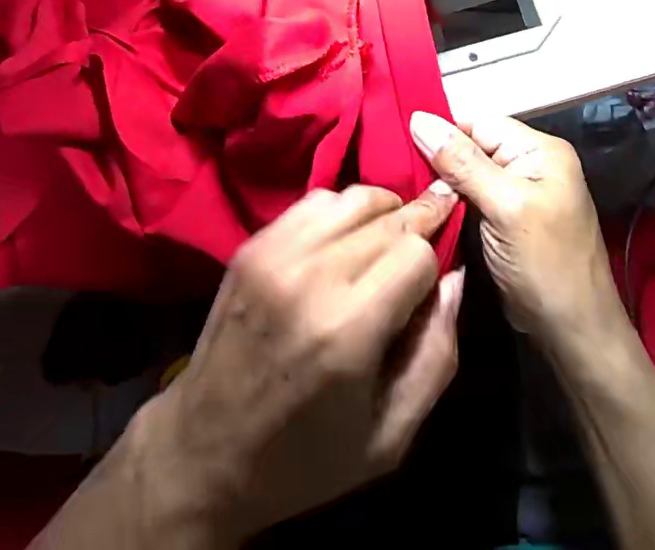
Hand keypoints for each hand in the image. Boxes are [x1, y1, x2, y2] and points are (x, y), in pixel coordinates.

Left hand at [137, 184, 463, 540]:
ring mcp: (275, 256)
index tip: (427, 291)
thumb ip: (438, 352)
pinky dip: (345, 210)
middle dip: (418, 231)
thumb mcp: (392, 435)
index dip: (432, 269)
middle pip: (392, 218)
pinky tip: (347, 240)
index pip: (418, 253)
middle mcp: (310, 279)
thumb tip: (455, 277)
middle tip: (423, 253)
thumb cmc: (306, 456)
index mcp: (347, 329)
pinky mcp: (252, 247)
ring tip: (387, 242)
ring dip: (385, 214)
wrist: (199, 455)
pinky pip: (318, 201)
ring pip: (358, 198)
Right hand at [409, 111, 622, 351]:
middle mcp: (531, 165)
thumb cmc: (545, 263)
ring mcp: (519, 195)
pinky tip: (423, 211)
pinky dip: (450, 205)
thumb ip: (463, 163)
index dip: (443, 133)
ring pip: (468, 177)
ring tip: (402, 193)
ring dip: (441, 185)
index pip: (481, 124)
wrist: (572, 329)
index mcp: (540, 150)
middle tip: (395, 175)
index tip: (399, 146)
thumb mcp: (504, 206)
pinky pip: (472, 201)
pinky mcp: (507, 222)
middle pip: (473, 149)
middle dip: (438, 160)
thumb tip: (420, 120)